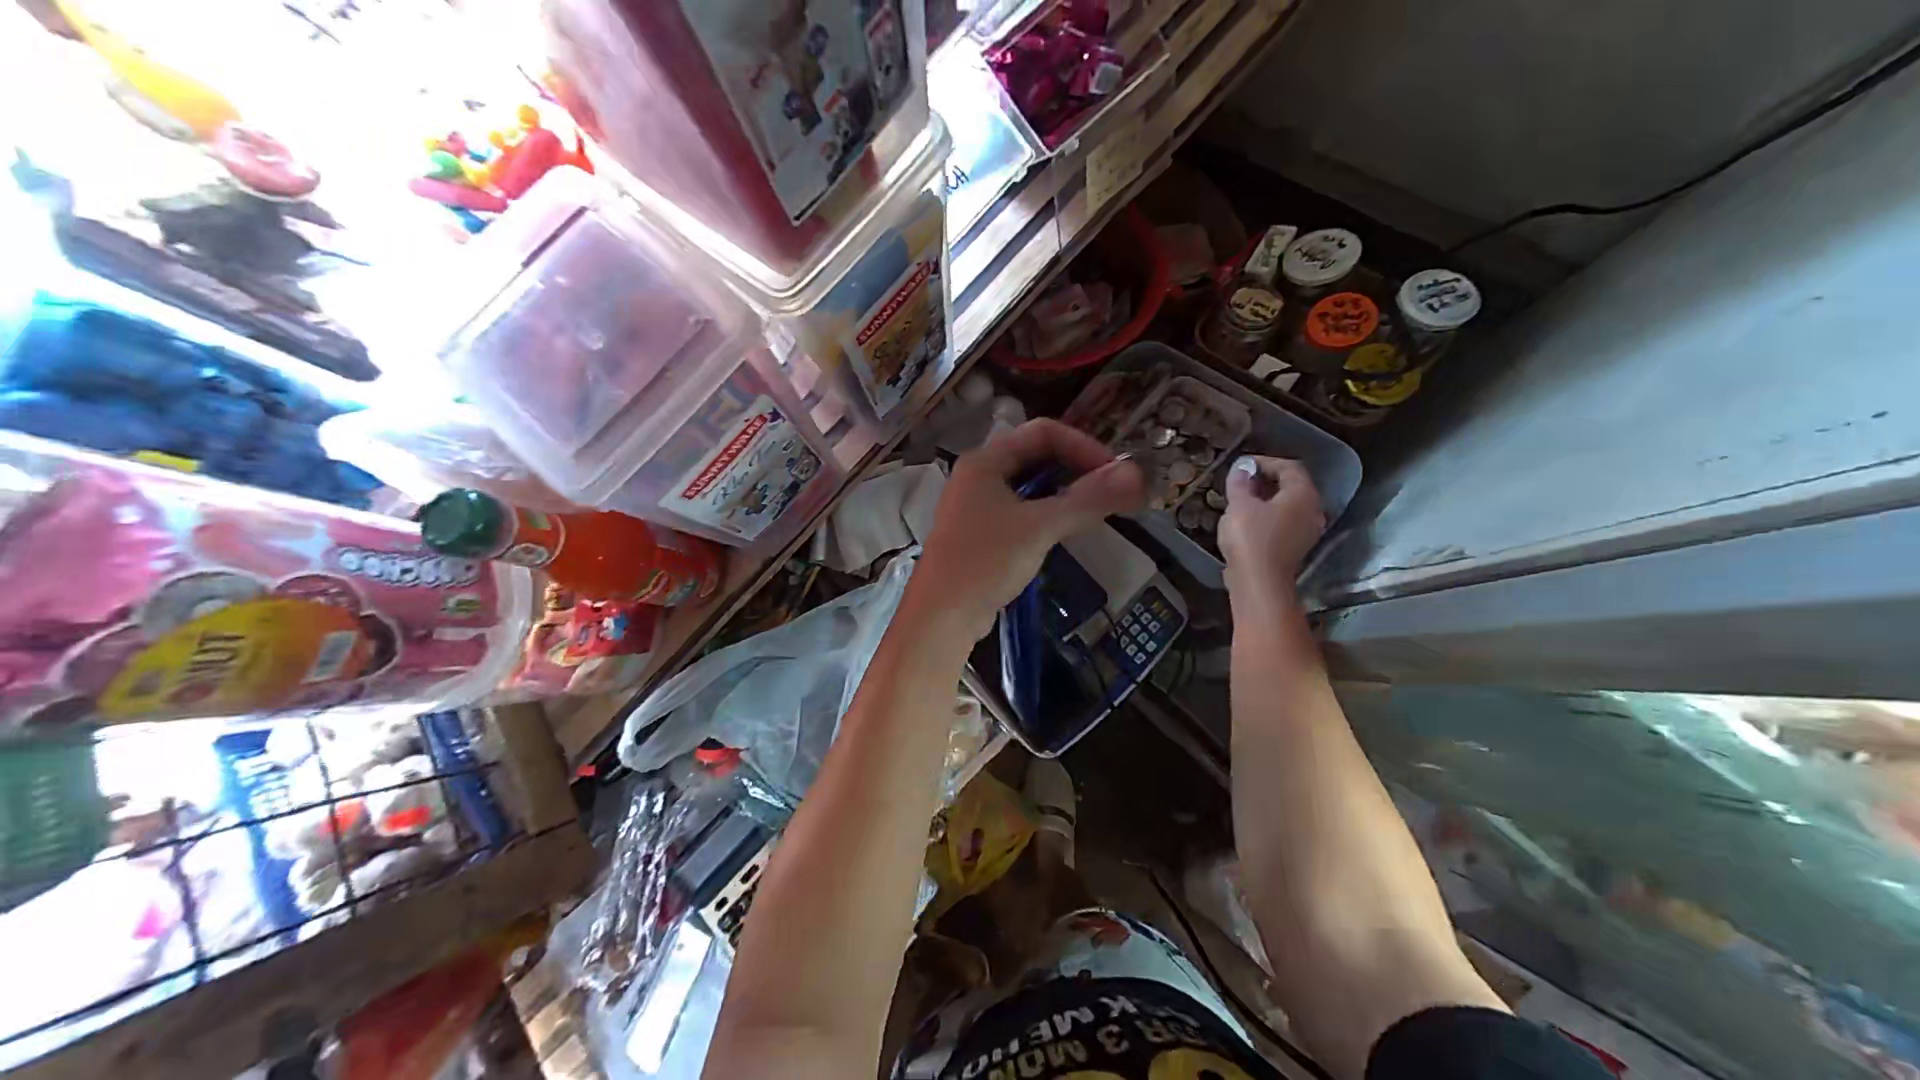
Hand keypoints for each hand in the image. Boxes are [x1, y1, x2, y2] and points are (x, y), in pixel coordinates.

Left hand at [911, 419, 1146, 639]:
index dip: (1083, 446)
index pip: (1043, 432)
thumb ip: (1087, 500)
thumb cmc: (984, 562)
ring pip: (1029, 486)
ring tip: (1095, 512)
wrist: (939, 618)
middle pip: (1036, 455)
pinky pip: (1021, 511)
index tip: (1114, 474)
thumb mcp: (1039, 528)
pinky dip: (1047, 514)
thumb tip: (1137, 475)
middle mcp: (978, 476)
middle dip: (1077, 469)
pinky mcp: (980, 534)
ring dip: (1064, 493)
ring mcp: (976, 506)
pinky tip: (1064, 532)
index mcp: (984, 461)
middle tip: (1111, 493)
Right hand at [1219, 456, 1326, 607]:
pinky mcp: (1297, 548)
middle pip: (1292, 486)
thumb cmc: (1250, 537)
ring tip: (1242, 499)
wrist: (1259, 582)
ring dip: (1267, 499)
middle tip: (1242, 481)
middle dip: (1267, 480)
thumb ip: (1240, 483)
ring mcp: (1308, 531)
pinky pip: (1285, 522)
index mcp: (1303, 494)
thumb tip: (1241, 469)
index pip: (1289, 467)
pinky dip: (1269, 516)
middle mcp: (1313, 510)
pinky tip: (1248, 520)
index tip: (1243, 465)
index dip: (1265, 462)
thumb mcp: (1239, 505)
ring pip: (1289, 506)